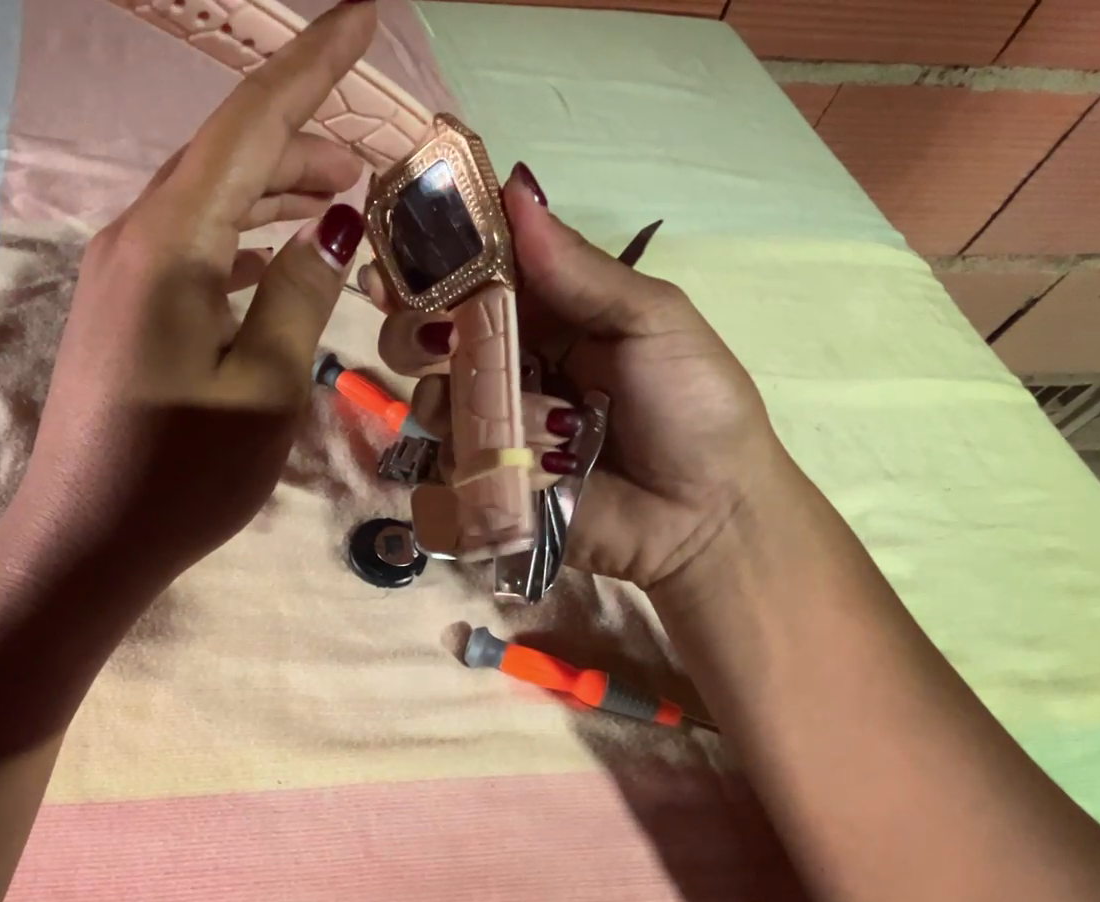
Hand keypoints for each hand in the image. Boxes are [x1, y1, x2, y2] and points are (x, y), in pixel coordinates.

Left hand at [0, 3, 377, 588]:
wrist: (84, 544)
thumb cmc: (181, 475)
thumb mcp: (265, 386)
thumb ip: (299, 293)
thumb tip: (329, 228)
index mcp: (172, 242)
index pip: (250, 124)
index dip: (312, 66)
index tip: (363, 15)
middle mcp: (134, 239)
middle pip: (225, 158)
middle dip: (300, 141)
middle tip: (368, 160)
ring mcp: (117, 277)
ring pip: (207, 203)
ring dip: (271, 192)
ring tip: (335, 202)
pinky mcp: (117, 314)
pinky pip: (188, 249)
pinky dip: (239, 239)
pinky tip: (273, 260)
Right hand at [370, 166, 783, 590]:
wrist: (706, 516)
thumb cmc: (693, 407)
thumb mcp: (652, 322)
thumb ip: (579, 270)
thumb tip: (515, 187)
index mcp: (548, 314)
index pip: (473, 275)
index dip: (430, 262)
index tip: (393, 256)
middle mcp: (509, 364)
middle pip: (429, 336)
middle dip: (415, 332)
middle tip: (434, 340)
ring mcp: (494, 426)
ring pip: (429, 398)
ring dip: (454, 400)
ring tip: (512, 417)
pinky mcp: (488, 482)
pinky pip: (445, 462)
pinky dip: (469, 456)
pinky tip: (516, 462)